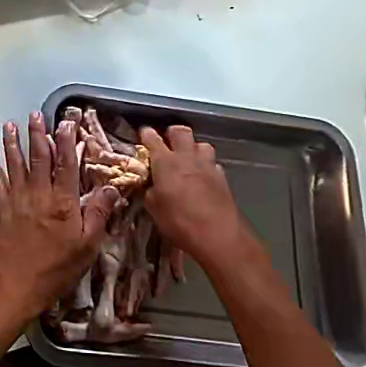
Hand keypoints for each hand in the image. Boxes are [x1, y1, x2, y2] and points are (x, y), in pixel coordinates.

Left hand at [0, 113, 120, 319]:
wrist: (21, 285)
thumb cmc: (59, 267)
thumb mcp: (88, 245)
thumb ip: (99, 214)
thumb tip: (111, 188)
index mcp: (63, 203)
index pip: (67, 165)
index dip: (67, 142)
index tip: (66, 123)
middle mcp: (40, 196)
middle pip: (39, 159)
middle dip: (37, 135)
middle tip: (35, 114)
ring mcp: (19, 202)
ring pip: (15, 167)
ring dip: (12, 145)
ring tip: (9, 125)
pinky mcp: (3, 210)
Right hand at [141, 126, 263, 275]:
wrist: (218, 234)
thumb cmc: (179, 221)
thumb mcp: (153, 208)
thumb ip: (149, 190)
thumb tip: (150, 185)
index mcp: (165, 162)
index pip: (152, 138)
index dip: (146, 134)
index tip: (143, 135)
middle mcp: (187, 157)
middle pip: (181, 131)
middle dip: (172, 134)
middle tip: (167, 144)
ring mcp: (207, 165)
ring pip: (201, 144)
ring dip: (193, 148)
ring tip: (188, 160)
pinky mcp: (222, 177)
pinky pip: (213, 163)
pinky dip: (206, 166)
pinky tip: (202, 178)